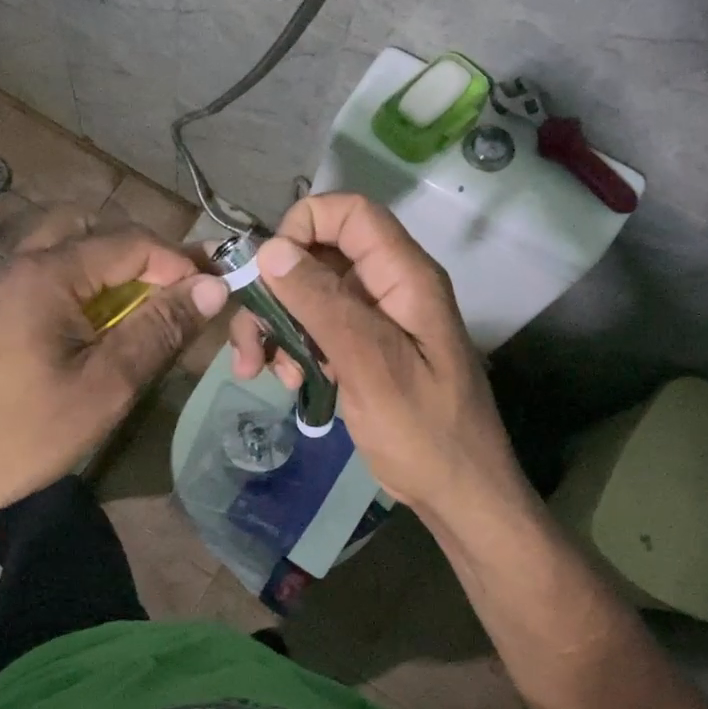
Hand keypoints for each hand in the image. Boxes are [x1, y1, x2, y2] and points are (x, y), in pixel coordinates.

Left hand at [0, 226, 228, 530]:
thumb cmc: (26, 434)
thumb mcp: (105, 386)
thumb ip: (158, 330)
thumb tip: (211, 286)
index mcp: (47, 274)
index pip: (130, 241)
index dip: (179, 263)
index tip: (212, 296)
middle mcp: (20, 266)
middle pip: (94, 233)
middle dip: (143, 257)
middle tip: (174, 298)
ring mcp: (0, 290)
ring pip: (67, 255)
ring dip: (111, 274)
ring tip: (140, 315)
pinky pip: (46, 282)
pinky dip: (82, 292)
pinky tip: (96, 335)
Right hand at [227, 194, 527, 512]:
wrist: (458, 494)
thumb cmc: (423, 431)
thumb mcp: (370, 365)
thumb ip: (322, 304)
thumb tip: (271, 249)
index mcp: (404, 279)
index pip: (349, 214)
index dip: (302, 227)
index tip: (264, 272)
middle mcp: (387, 290)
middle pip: (317, 258)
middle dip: (273, 292)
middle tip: (249, 343)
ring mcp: (373, 322)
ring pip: (307, 296)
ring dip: (275, 327)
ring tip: (261, 371)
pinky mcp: (360, 353)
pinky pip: (314, 331)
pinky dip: (291, 350)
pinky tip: (289, 384)